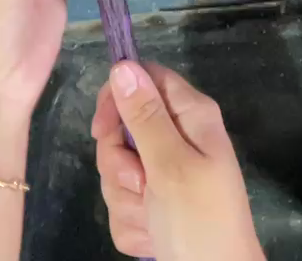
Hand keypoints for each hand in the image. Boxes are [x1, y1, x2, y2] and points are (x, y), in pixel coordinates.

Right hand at [93, 61, 265, 260]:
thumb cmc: (200, 222)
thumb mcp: (171, 164)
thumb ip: (145, 115)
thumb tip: (122, 64)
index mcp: (191, 115)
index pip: (145, 78)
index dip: (118, 97)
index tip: (101, 129)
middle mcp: (178, 137)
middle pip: (124, 128)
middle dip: (121, 164)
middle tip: (140, 185)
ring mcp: (165, 174)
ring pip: (118, 170)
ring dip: (127, 200)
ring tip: (152, 218)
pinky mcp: (154, 206)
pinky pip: (123, 203)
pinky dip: (133, 224)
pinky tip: (152, 237)